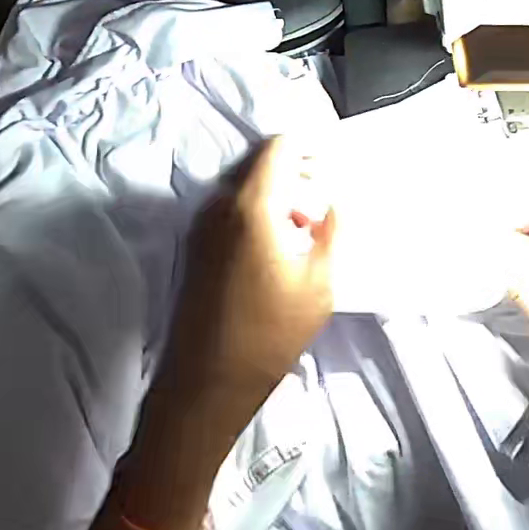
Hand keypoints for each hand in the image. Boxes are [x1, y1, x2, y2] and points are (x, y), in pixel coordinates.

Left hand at [173, 136, 336, 403]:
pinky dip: (258, 207)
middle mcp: (218, 206)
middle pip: (258, 161)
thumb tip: (333, 201)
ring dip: (276, 190)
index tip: (331, 166)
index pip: (277, 148)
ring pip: (243, 183)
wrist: (207, 382)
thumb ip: (331, 230)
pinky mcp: (195, 245)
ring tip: (306, 221)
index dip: (308, 148)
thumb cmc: (271, 332)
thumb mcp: (320, 281)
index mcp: (251, 208)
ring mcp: (201, 225)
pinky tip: (281, 239)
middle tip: (324, 191)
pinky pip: (230, 205)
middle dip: (295, 168)